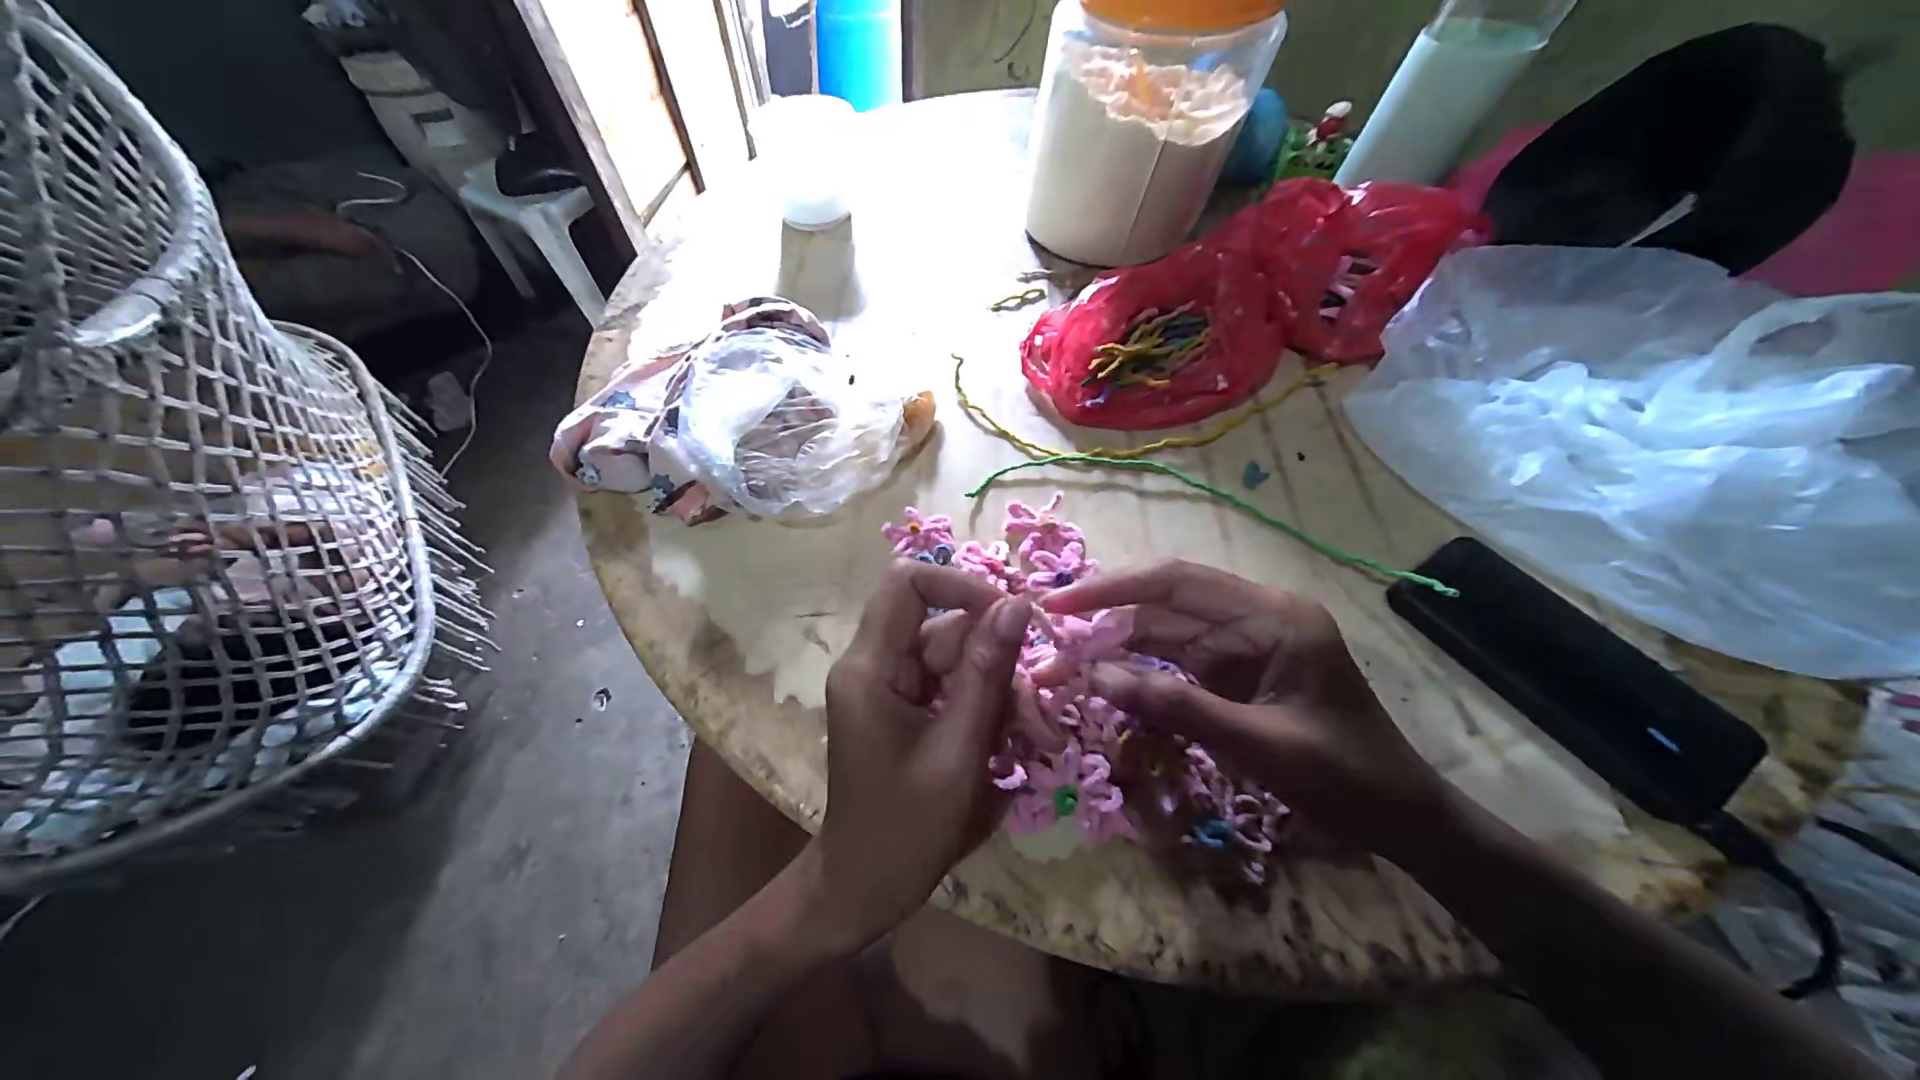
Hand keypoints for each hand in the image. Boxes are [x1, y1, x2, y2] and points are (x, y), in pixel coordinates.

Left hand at [811, 561, 1031, 949]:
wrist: (863, 889)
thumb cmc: (905, 831)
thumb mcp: (958, 752)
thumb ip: (988, 675)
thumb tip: (1017, 604)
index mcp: (870, 668)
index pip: (909, 583)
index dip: (962, 586)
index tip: (1011, 617)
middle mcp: (876, 665)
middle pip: (948, 630)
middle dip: (999, 668)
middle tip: (1038, 724)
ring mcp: (891, 687)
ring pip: (960, 660)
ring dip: (1000, 696)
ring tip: (1030, 746)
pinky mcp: (906, 708)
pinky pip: (955, 687)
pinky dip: (985, 712)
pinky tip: (1005, 751)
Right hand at [1040, 560, 1448, 856]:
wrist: (1403, 817)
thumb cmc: (1346, 777)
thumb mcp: (1260, 744)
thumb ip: (1177, 707)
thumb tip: (1095, 677)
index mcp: (1271, 615)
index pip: (1177, 583)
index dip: (1112, 589)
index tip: (1060, 604)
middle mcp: (1253, 618)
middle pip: (1162, 604)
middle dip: (1104, 621)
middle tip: (1049, 642)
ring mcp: (1242, 646)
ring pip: (1162, 634)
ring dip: (1114, 649)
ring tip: (1062, 668)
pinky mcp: (1233, 674)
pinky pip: (1173, 665)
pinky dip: (1137, 675)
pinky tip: (1103, 685)